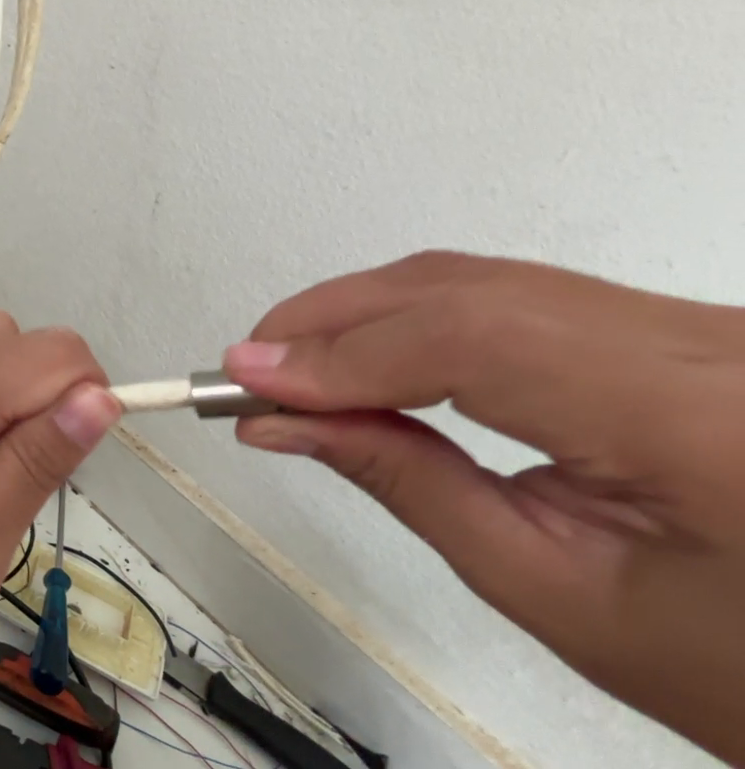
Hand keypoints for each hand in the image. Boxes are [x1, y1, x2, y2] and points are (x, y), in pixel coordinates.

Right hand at [222, 251, 744, 765]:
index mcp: (702, 423)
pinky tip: (363, 350)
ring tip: (289, 365)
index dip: (344, 353)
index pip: (478, 341)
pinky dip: (413, 314)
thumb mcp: (556, 590)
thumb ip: (406, 483)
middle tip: (248, 370)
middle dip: (333, 320)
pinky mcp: (673, 322)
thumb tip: (278, 421)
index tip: (247, 381)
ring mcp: (699, 321)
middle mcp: (713, 345)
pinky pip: (512, 291)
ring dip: (363, 312)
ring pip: (481, 278)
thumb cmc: (738, 666)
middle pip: (468, 288)